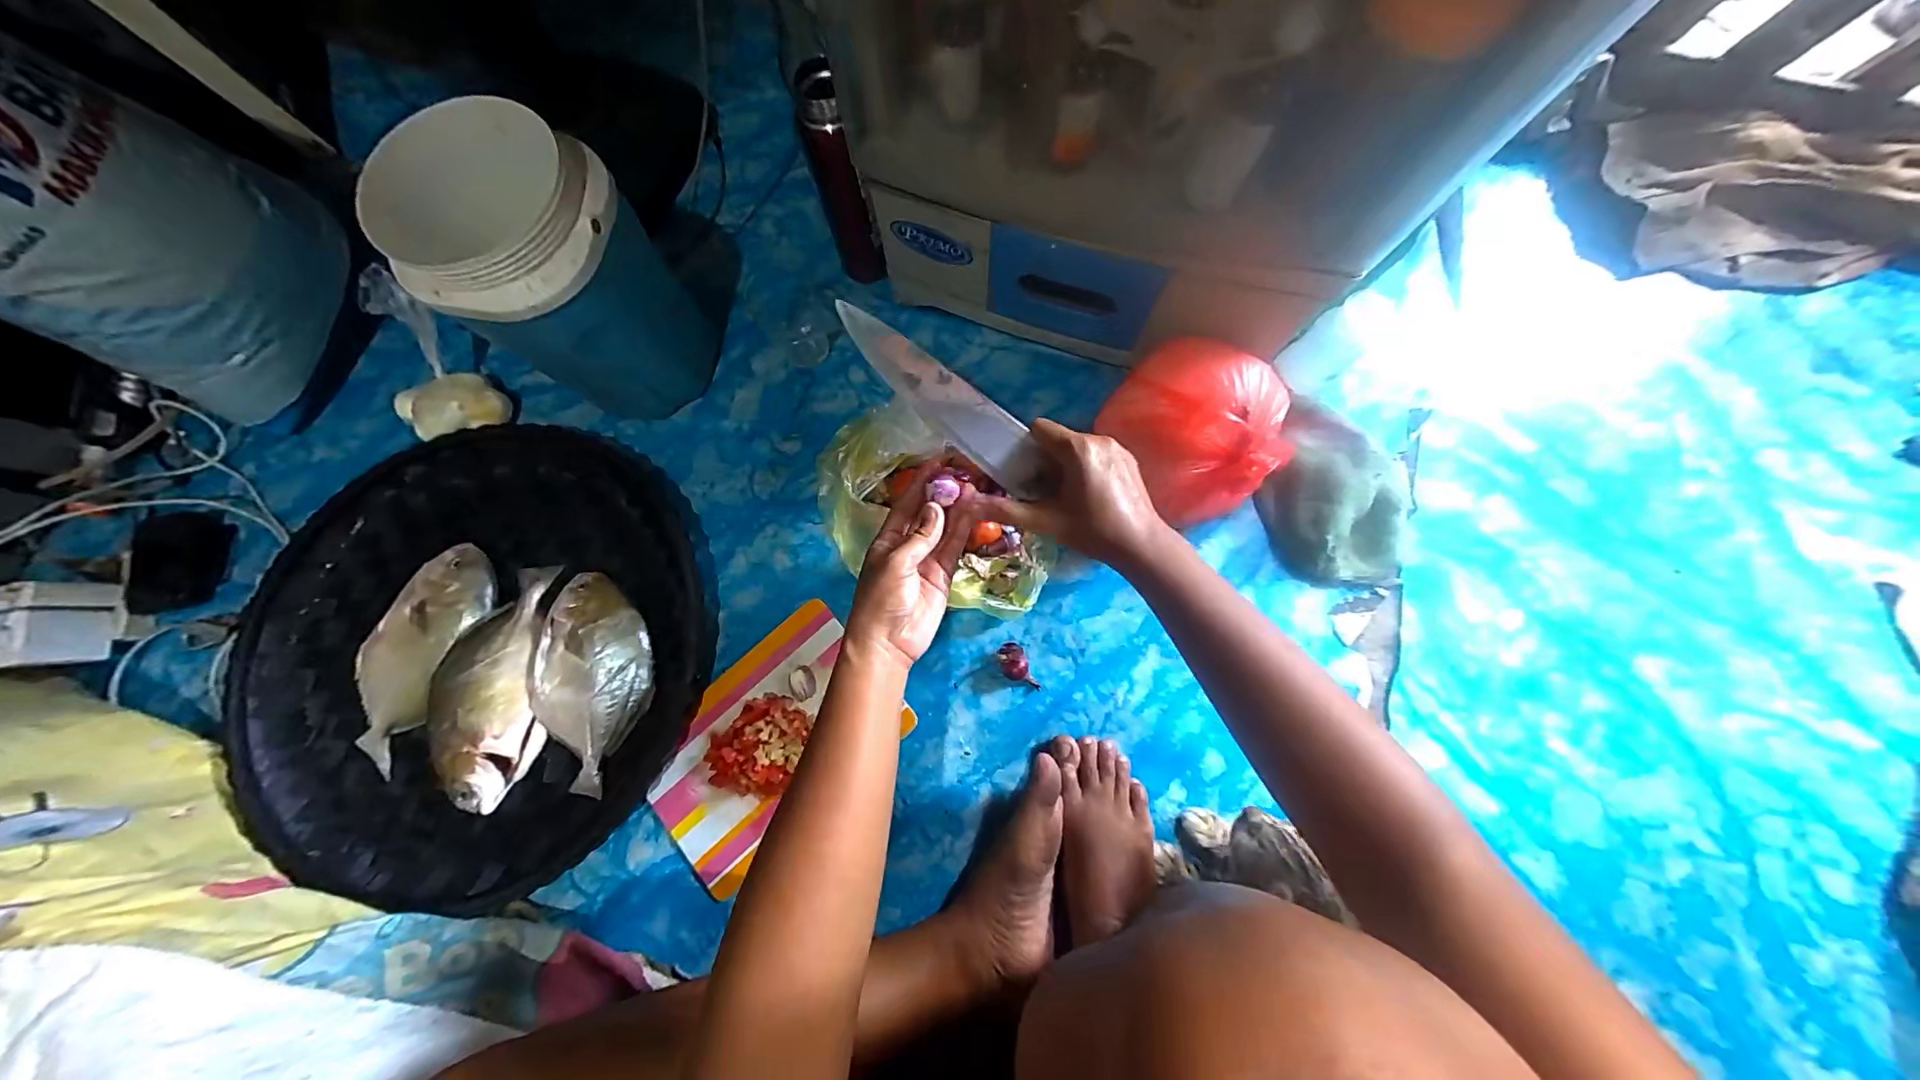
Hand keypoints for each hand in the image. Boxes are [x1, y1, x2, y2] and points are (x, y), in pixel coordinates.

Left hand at [846, 463, 980, 667]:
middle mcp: (909, 544)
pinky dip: (966, 532)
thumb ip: (918, 536)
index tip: (941, 461)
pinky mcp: (944, 575)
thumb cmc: (881, 601)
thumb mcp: (895, 563)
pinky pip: (956, 548)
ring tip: (978, 487)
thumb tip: (936, 507)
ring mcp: (928, 559)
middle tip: (968, 472)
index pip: (908, 502)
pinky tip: (978, 514)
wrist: (888, 643)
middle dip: (946, 492)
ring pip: (947, 528)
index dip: (924, 482)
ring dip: (960, 509)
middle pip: (931, 512)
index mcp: (889, 538)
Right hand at [967, 418, 1171, 570]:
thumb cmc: (1092, 532)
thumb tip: (969, 506)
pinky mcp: (1128, 457)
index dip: (1027, 450)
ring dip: (1066, 465)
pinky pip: (1096, 453)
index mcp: (1076, 448)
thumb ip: (1006, 511)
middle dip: (1046, 460)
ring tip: (1069, 497)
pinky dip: (1086, 468)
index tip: (1028, 476)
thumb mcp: (1045, 522)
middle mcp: (1097, 439)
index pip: (1039, 429)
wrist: (1141, 545)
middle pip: (1058, 439)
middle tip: (1046, 493)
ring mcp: (1116, 446)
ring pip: (1077, 446)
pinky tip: (1090, 496)